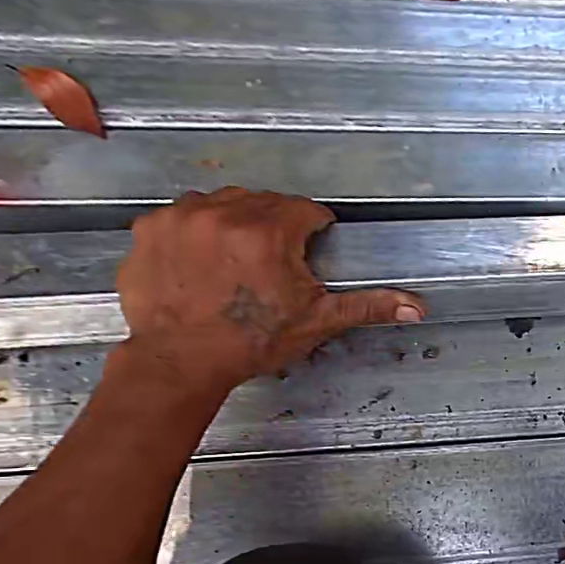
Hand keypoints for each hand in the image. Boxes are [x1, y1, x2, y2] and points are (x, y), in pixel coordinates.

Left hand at [115, 188, 424, 396]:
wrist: (180, 361)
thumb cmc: (248, 342)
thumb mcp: (317, 321)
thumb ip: (367, 306)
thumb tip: (414, 307)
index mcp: (268, 232)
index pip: (305, 209)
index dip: (314, 229)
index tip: (309, 248)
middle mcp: (222, 214)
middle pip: (265, 201)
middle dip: (277, 225)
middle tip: (277, 262)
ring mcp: (181, 218)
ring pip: (224, 202)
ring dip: (238, 221)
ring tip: (241, 259)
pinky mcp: (150, 229)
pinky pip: (184, 214)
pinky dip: (198, 229)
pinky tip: (206, 261)